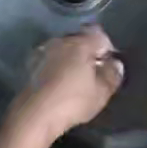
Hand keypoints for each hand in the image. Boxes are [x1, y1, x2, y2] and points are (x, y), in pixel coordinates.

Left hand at [6, 26, 124, 143]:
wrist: (34, 114)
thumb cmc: (73, 101)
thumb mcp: (101, 92)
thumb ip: (112, 75)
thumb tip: (115, 63)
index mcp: (81, 43)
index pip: (99, 34)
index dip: (106, 47)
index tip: (108, 64)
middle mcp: (61, 40)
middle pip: (79, 39)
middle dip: (88, 52)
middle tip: (94, 73)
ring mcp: (43, 50)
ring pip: (63, 48)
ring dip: (70, 59)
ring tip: (75, 79)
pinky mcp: (31, 64)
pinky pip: (50, 59)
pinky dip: (56, 66)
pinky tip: (58, 83)